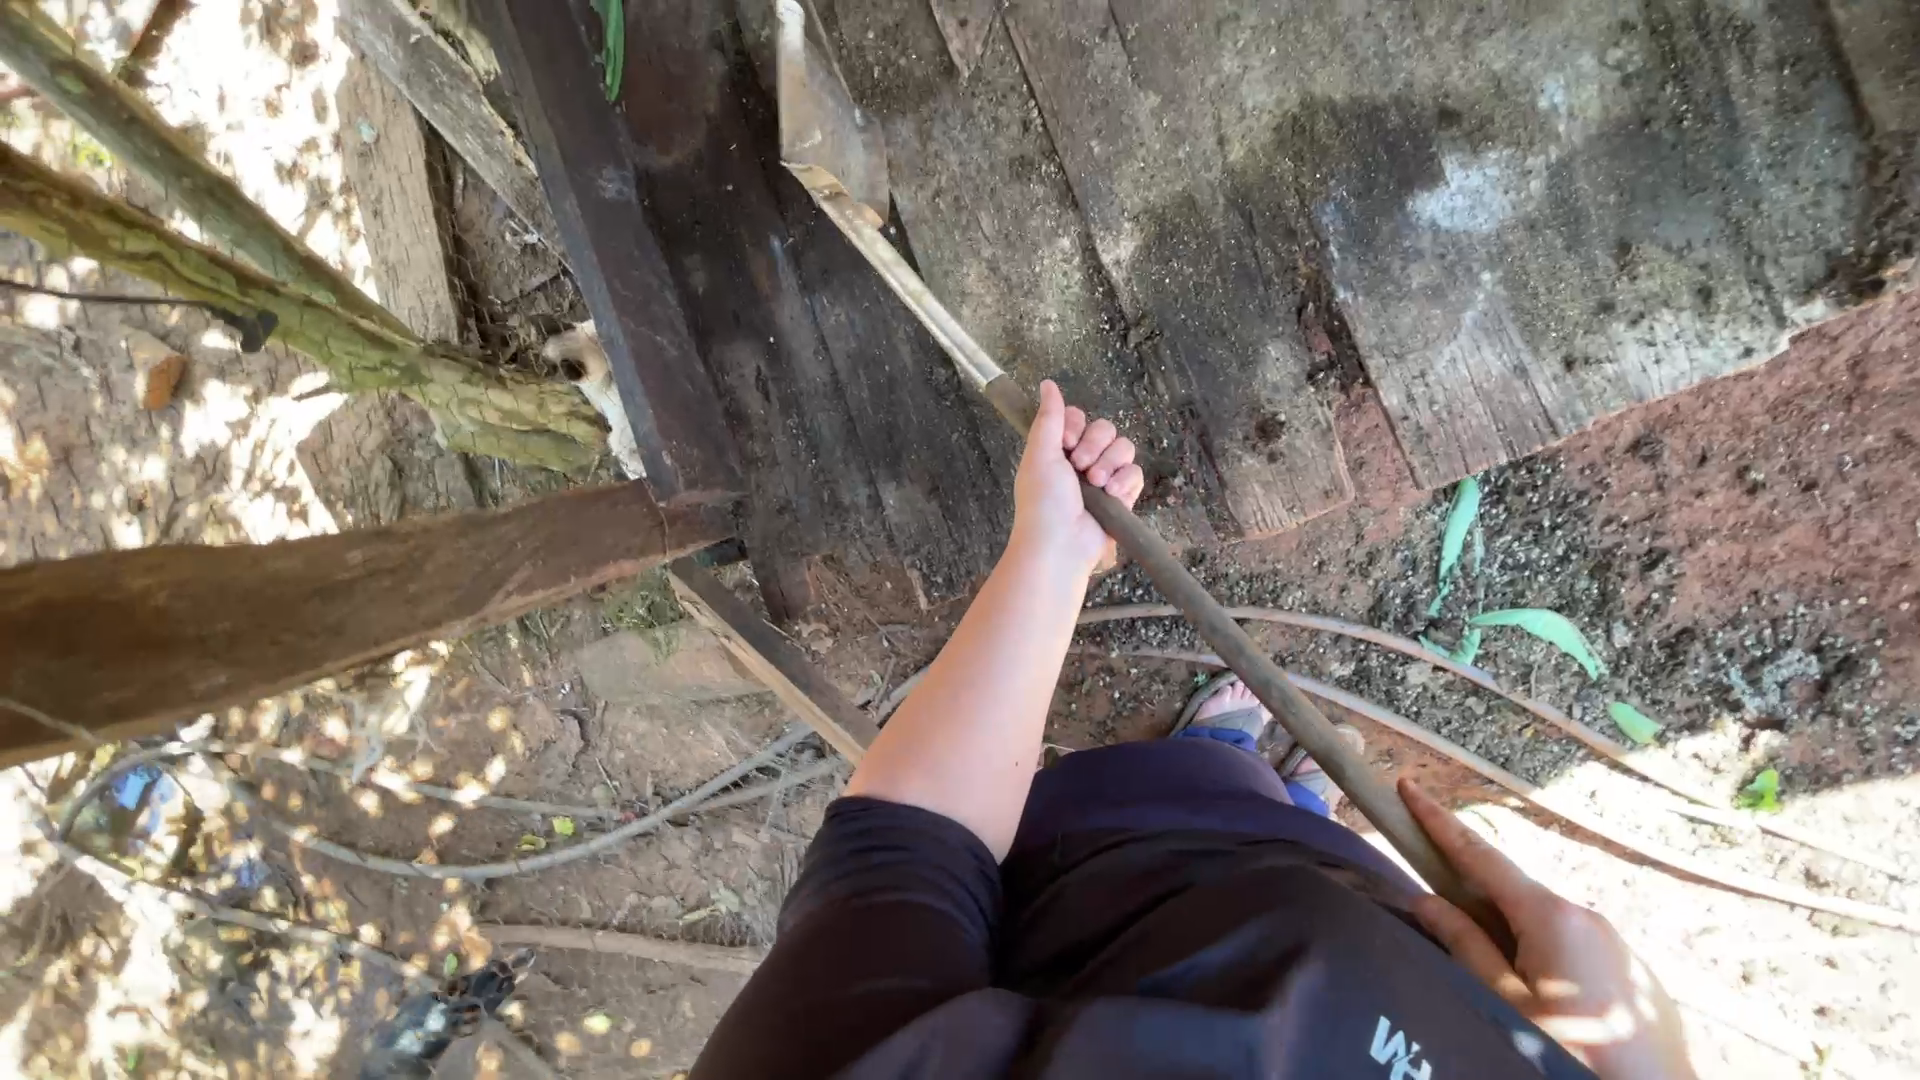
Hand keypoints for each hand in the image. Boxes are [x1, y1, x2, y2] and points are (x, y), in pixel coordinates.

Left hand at [1010, 380, 1145, 576]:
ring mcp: (1104, 478)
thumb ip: (1049, 417)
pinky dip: (1125, 483)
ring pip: (1124, 448)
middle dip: (1095, 446)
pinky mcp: (1122, 497)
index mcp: (1058, 449)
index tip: (1066, 442)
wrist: (1061, 544)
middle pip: (1105, 429)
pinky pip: (1135, 473)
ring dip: (1110, 464)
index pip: (1079, 417)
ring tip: (1096, 485)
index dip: (1077, 426)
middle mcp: (1081, 461)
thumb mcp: (1040, 454)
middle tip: (1080, 467)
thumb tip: (1048, 384)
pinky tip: (1112, 496)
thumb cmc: (1043, 501)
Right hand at [1400, 779, 1694, 1079]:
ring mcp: (1619, 946)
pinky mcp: (1639, 978)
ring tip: (1504, 983)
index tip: (1408, 785)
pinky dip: (1546, 957)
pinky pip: (1574, 950)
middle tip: (1444, 915)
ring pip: (1543, 924)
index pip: (1478, 854)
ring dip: (1512, 933)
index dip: (1438, 820)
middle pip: (1512, 891)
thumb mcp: (1503, 1002)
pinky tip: (1547, 1002)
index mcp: (1549, 915)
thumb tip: (1426, 900)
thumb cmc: (1573, 1055)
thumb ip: (1463, 944)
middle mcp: (1587, 917)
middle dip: (1474, 894)